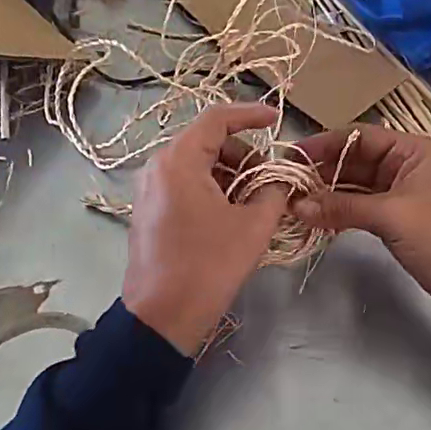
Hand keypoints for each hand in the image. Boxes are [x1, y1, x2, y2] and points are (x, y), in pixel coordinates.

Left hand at [123, 104, 289, 354]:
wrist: (164, 314)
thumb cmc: (210, 264)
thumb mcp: (254, 225)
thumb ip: (273, 191)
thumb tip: (280, 180)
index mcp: (180, 161)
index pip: (217, 119)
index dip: (250, 115)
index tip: (277, 119)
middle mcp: (158, 167)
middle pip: (208, 142)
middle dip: (245, 154)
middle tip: (272, 180)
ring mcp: (150, 190)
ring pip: (198, 165)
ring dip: (231, 174)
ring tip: (258, 201)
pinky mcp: (150, 211)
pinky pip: (186, 185)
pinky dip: (214, 189)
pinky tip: (235, 213)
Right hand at [291, 125, 430, 310]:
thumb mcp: (392, 217)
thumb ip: (343, 207)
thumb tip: (297, 206)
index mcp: (412, 150)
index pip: (360, 136)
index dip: (324, 145)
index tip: (291, 158)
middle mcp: (404, 164)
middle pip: (354, 159)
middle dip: (321, 172)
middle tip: (286, 186)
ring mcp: (399, 190)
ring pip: (354, 184)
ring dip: (327, 194)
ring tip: (294, 203)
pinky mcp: (395, 215)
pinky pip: (360, 205)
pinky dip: (339, 211)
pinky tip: (316, 218)